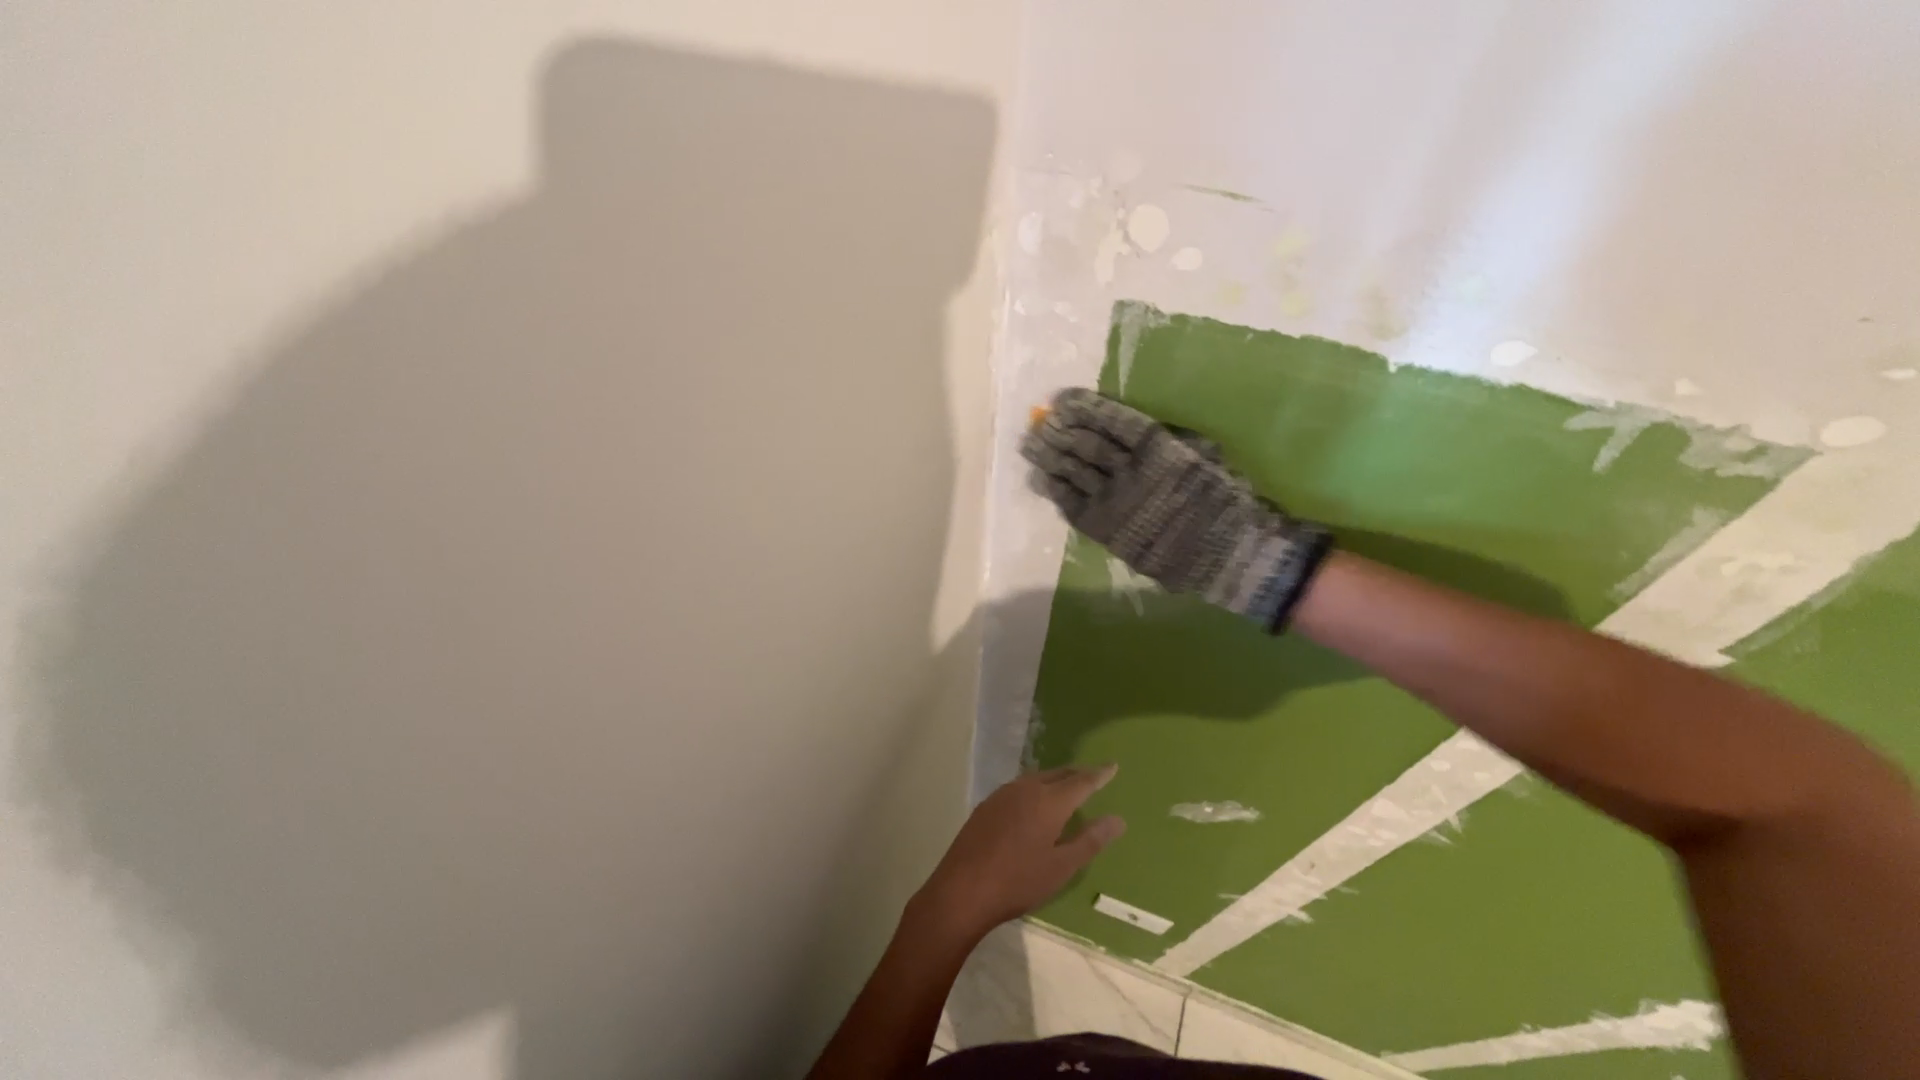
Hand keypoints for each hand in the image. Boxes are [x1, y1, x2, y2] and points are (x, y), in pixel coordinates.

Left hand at [909, 766, 1126, 941]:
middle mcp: (1025, 789)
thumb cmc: (1018, 881)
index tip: (1113, 766)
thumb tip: (1118, 819)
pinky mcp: (985, 807)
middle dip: (1077, 774)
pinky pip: (1019, 789)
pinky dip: (1035, 790)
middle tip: (1093, 776)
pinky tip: (1033, 805)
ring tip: (1066, 789)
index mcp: (1048, 801)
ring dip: (1054, 780)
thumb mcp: (1061, 866)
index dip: (1099, 774)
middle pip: (1057, 774)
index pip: (1081, 781)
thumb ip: (1090, 840)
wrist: (961, 891)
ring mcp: (1001, 796)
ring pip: (1036, 779)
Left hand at [1021, 387, 1331, 632]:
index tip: (1065, 400)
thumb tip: (1129, 429)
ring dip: (1048, 457)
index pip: (1112, 420)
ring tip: (1031, 446)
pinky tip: (1043, 480)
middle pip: (1085, 444)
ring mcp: (1114, 502)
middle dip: (1060, 430)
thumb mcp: (1204, 456)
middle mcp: (1129, 471)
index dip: (1085, 408)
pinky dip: (1056, 491)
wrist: (1227, 555)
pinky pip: (1072, 505)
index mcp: (1157, 448)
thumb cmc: (1223, 502)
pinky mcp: (1106, 530)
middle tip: (1041, 422)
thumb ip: (1169, 440)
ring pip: (1072, 472)